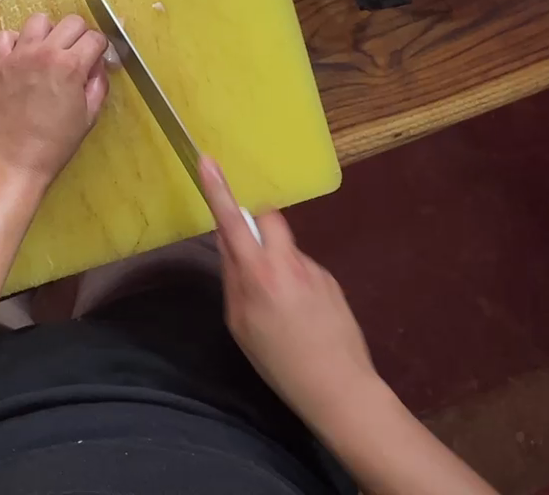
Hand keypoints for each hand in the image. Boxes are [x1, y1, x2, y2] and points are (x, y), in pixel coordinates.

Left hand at [0, 13, 109, 186]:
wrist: (14, 161)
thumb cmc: (54, 145)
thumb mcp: (89, 116)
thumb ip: (98, 84)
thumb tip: (97, 65)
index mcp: (71, 66)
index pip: (95, 37)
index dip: (100, 48)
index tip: (96, 58)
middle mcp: (44, 53)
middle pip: (72, 21)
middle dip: (80, 36)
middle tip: (77, 56)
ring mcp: (18, 55)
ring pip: (39, 20)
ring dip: (49, 32)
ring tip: (49, 52)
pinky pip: (5, 35)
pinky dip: (15, 40)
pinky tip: (22, 56)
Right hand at [198, 156, 378, 427]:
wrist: (340, 387)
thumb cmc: (278, 362)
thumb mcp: (240, 324)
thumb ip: (233, 277)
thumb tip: (230, 245)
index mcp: (258, 275)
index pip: (231, 222)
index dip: (217, 190)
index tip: (207, 160)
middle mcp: (286, 262)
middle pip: (266, 217)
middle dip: (255, 226)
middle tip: (252, 258)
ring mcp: (313, 268)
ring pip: (285, 246)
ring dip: (275, 262)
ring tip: (282, 308)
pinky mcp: (331, 279)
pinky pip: (302, 267)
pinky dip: (295, 282)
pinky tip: (302, 317)